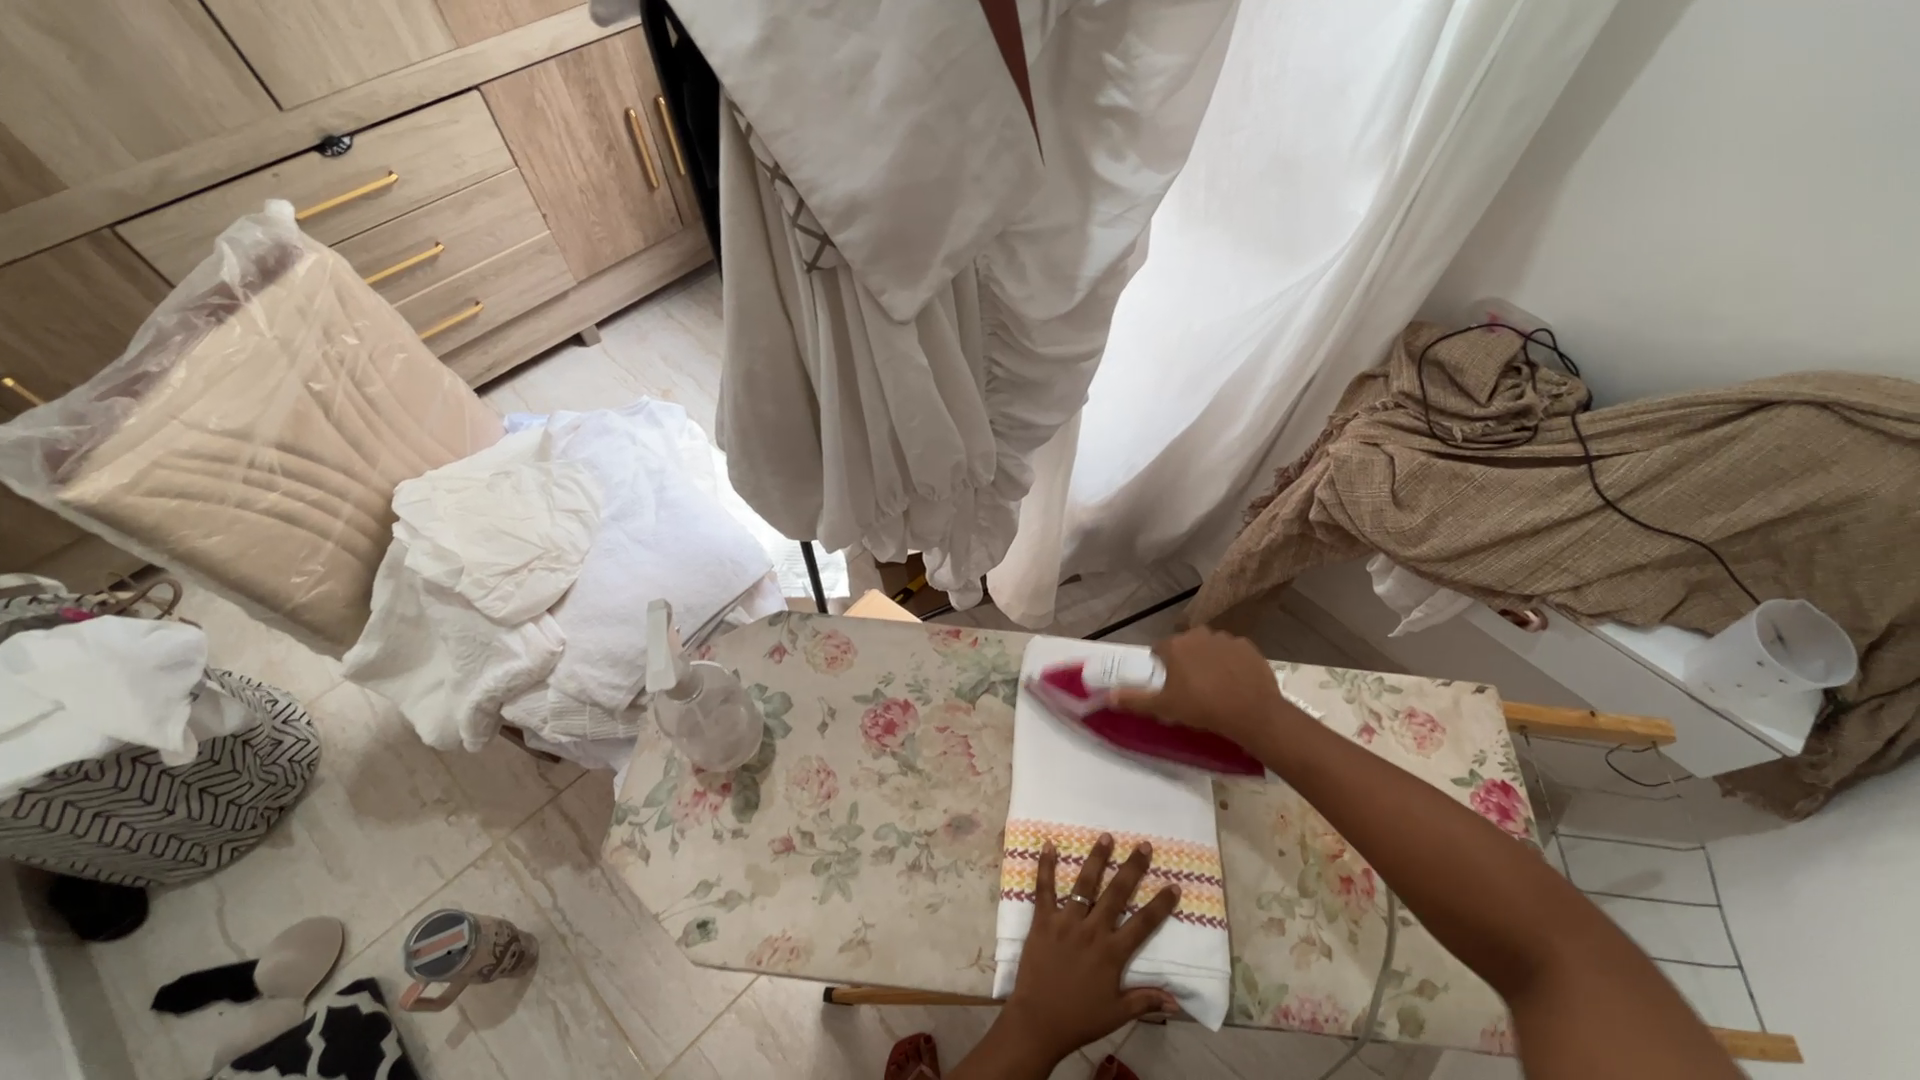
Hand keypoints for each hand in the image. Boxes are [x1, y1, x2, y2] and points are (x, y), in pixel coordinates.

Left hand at [996, 835, 1181, 1067]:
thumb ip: (1147, 1000)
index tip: (1173, 885)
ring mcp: (1066, 923)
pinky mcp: (1042, 921)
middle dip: (1132, 868)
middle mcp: (1092, 931)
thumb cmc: (1080, 1018)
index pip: (1144, 923)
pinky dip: (1045, 866)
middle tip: (1143, 845)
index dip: (1160, 904)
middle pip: (1117, 893)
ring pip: (1084, 885)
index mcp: (1113, 953)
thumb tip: (1178, 1002)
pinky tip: (1048, 845)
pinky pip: (1043, 889)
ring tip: (1106, 837)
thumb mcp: (1118, 1012)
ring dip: (1096, 859)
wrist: (1037, 1022)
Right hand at [1109, 628, 1298, 744]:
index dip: (1161, 667)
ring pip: (1210, 648)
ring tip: (1214, 687)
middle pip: (1185, 646)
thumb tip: (1107, 696)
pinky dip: (1232, 664)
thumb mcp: (1163, 707)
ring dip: (1208, 661)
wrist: (1252, 713)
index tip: (1168, 686)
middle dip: (1185, 662)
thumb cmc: (1202, 707)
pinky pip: (1233, 653)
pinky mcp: (1249, 647)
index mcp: (1175, 645)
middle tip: (1190, 688)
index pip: (1159, 650)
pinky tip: (1235, 683)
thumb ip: (1133, 699)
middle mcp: (1199, 635)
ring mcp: (1227, 639)